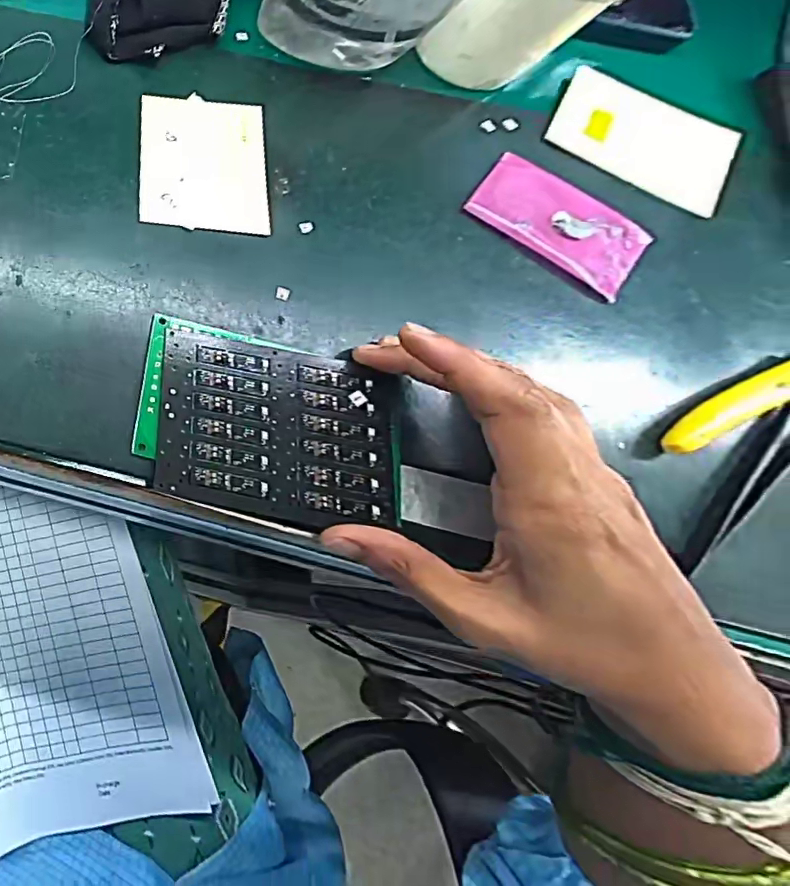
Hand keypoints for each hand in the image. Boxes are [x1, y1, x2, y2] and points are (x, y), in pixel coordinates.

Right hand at [323, 324, 779, 774]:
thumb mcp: (481, 619)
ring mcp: (594, 477)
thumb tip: (335, 534)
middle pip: (520, 391)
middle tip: (380, 349)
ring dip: (477, 367)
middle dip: (448, 358)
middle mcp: (578, 478)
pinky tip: (472, 390)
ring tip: (415, 358)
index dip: (458, 365)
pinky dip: (501, 387)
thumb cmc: (582, 647)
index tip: (406, 340)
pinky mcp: (594, 482)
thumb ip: (407, 570)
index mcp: (551, 504)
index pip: (509, 411)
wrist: (685, 679)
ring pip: (541, 397)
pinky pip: (550, 415)